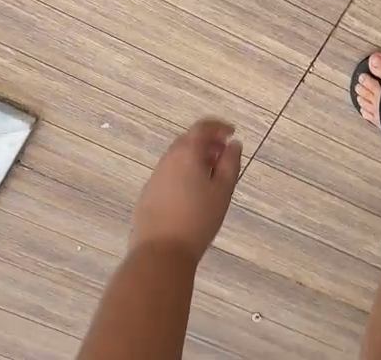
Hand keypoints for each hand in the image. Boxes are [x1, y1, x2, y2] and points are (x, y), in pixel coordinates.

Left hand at [129, 118, 243, 259]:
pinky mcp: (147, 196)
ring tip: (210, 178)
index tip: (232, 134)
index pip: (202, 127)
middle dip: (207, 143)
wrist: (160, 254)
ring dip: (194, 159)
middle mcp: (168, 160)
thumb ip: (230, 163)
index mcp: (186, 154)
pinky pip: (168, 175)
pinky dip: (182, 174)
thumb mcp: (223, 190)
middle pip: (188, 141)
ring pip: (177, 159)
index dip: (219, 127)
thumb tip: (233, 145)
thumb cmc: (198, 219)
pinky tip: (191, 195)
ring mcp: (154, 178)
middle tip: (223, 157)